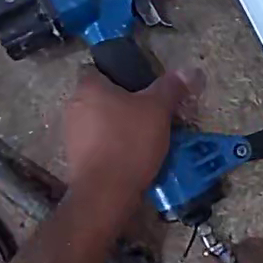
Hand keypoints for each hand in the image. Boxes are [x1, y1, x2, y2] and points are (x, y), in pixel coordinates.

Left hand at [61, 64, 201, 224]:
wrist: (106, 193)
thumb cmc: (129, 141)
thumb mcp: (158, 109)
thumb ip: (171, 87)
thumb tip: (190, 71)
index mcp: (88, 88)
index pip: (97, 69)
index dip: (119, 73)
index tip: (140, 85)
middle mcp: (74, 107)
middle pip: (102, 97)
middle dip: (125, 103)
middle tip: (152, 111)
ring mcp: (72, 136)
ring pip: (101, 122)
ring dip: (121, 126)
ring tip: (149, 135)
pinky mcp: (76, 160)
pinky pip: (100, 144)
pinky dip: (116, 146)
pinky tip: (137, 155)